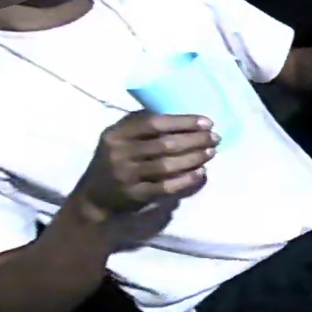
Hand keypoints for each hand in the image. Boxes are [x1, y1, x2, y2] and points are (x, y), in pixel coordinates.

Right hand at [73, 113, 216, 218]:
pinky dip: (187, 179)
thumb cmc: (116, 159)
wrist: (96, 196)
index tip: (208, 122)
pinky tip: (201, 172)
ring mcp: (126, 175)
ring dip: (195, 158)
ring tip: (212, 152)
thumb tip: (180, 115)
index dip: (183, 122)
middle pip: (165, 144)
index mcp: (116, 134)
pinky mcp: (136, 195)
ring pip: (168, 165)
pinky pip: (166, 186)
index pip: (154, 124)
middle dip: (196, 140)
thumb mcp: (120, 138)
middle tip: (216, 138)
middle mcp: (119, 153)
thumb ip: (142, 124)